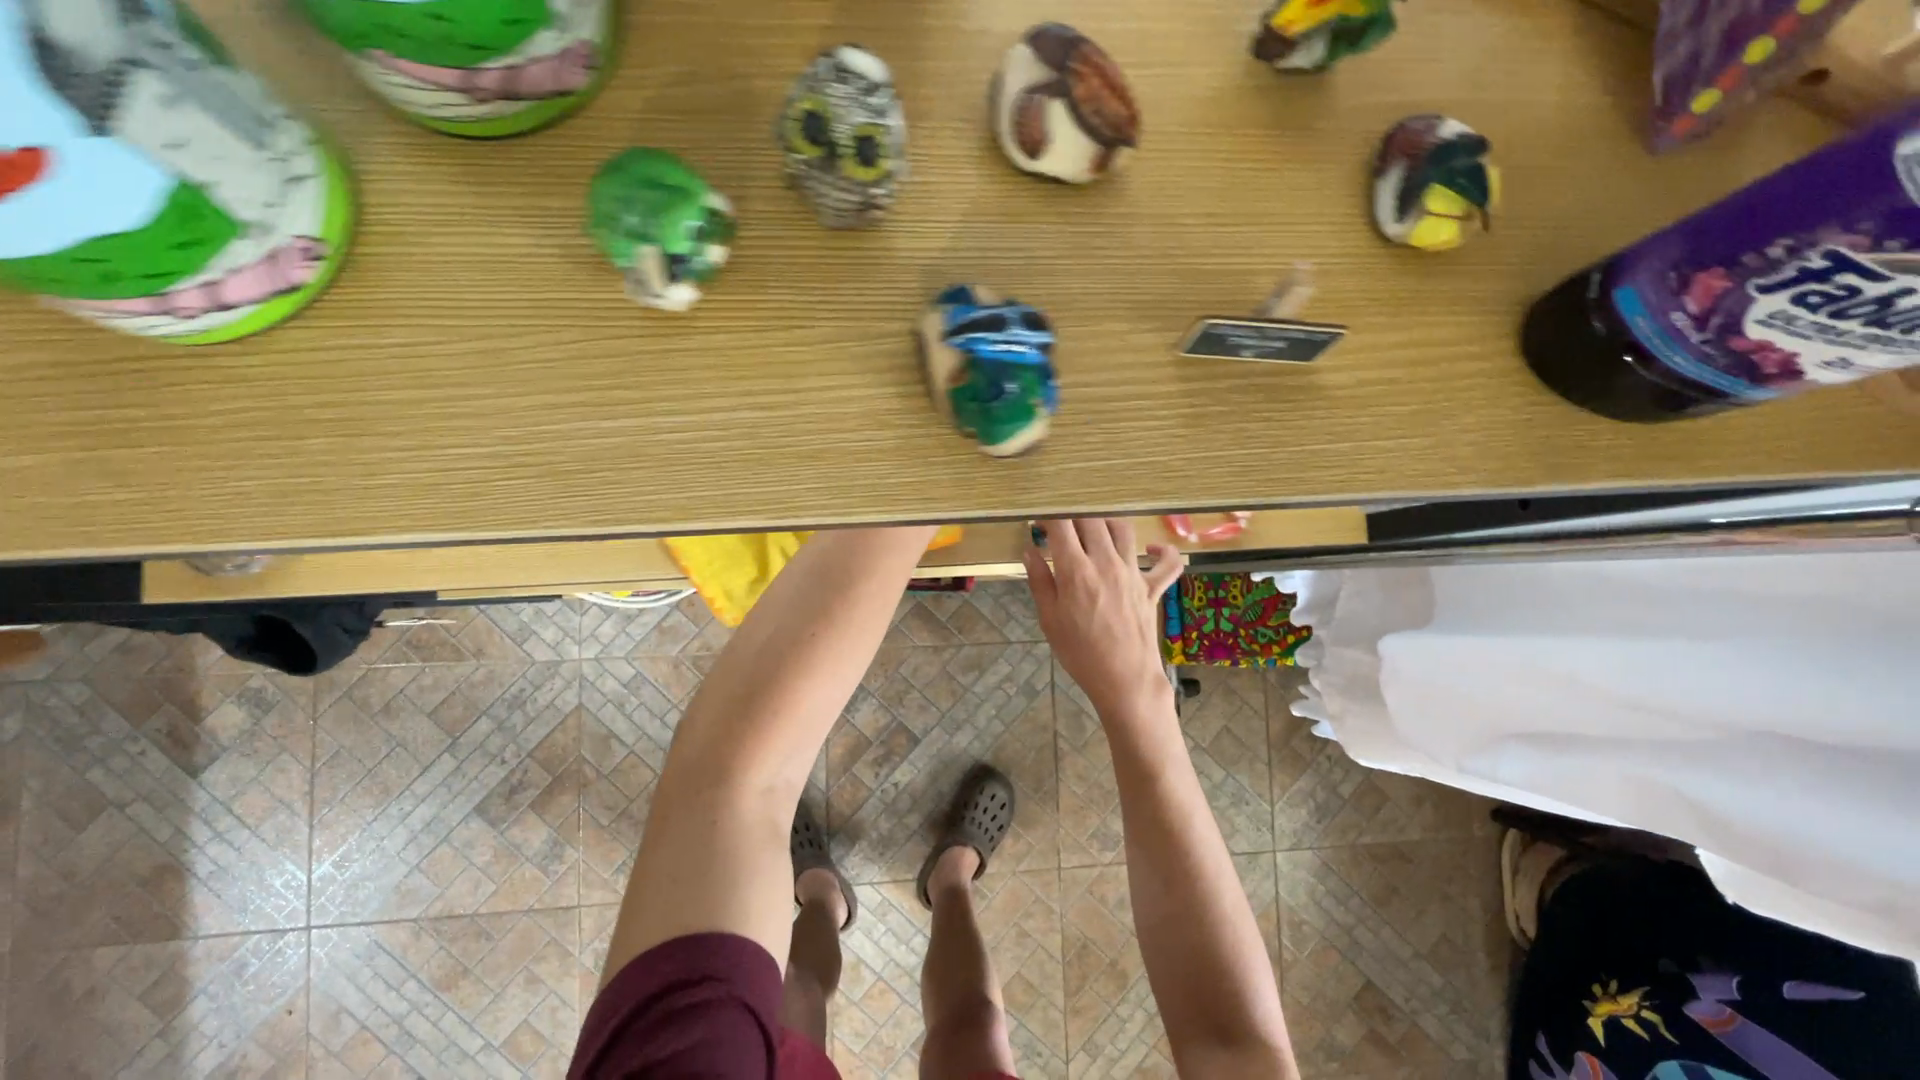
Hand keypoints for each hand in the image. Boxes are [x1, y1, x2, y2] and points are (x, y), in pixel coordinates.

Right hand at [1025, 520, 1184, 721]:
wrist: (1123, 679)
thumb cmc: (1079, 652)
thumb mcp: (1049, 619)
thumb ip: (1040, 580)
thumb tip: (1030, 550)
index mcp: (1076, 570)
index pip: (1061, 525)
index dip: (1048, 516)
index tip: (1039, 521)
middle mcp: (1106, 562)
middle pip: (1092, 518)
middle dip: (1075, 514)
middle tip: (1063, 525)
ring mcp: (1133, 573)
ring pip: (1124, 529)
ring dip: (1107, 522)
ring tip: (1095, 529)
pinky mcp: (1153, 587)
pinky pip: (1167, 563)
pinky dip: (1162, 551)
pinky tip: (1151, 549)